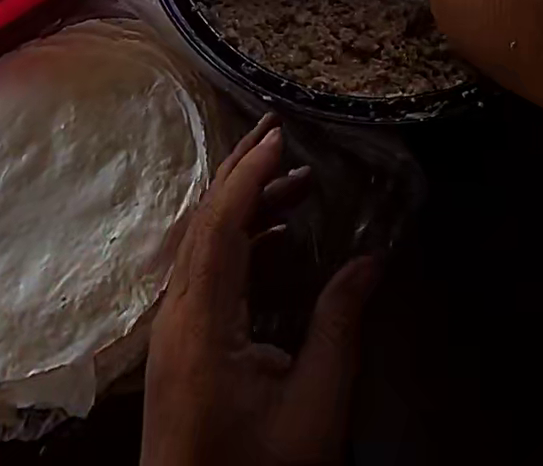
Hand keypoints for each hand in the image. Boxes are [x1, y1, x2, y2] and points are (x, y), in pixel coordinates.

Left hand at [141, 116, 379, 465]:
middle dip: (240, 168)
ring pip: (204, 238)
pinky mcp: (181, 332)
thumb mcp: (313, 411)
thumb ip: (339, 330)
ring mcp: (174, 319)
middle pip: (205, 219)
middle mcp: (178, 307)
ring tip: (292, 176)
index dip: (249, 174)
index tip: (279, 137)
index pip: (221, 224)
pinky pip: (207, 264)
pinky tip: (276, 231)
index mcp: (201, 320)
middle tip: (277, 130)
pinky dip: (240, 236)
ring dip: (243, 201)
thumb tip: (368, 262)